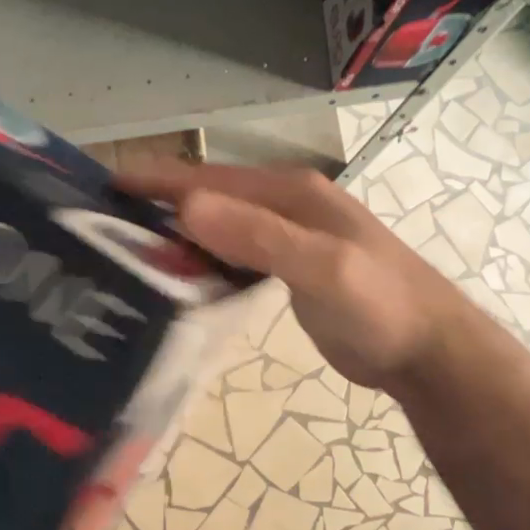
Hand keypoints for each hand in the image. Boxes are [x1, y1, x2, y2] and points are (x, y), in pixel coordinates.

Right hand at [120, 163, 461, 390]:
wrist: (425, 349)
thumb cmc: (380, 306)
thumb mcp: (322, 268)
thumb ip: (259, 237)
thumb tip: (186, 207)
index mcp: (292, 195)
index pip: (212, 179)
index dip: (159, 180)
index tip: (107, 185)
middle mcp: (285, 208)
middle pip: (210, 199)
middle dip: (159, 205)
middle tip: (105, 224)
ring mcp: (287, 240)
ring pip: (218, 229)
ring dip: (177, 236)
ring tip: (128, 250)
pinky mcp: (286, 272)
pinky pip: (231, 258)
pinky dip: (200, 263)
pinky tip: (178, 280)